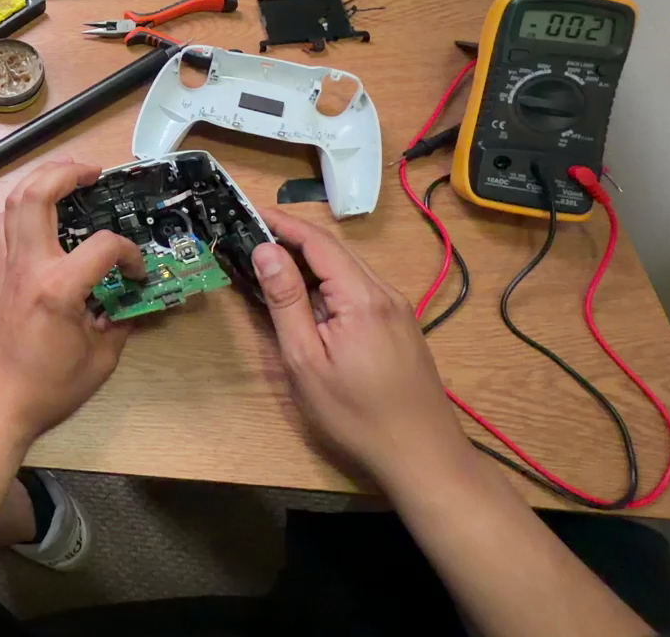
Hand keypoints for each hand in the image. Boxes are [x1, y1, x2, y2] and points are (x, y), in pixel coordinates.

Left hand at [0, 160, 143, 443]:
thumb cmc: (49, 386)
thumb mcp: (101, 359)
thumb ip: (121, 320)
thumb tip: (136, 298)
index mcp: (57, 289)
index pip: (102, 247)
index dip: (129, 255)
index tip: (139, 273)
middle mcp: (28, 266)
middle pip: (37, 196)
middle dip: (66, 174)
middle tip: (93, 172)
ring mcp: (8, 264)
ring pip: (14, 202)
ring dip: (41, 179)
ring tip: (68, 175)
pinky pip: (5, 223)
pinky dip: (22, 204)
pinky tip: (41, 206)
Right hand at [252, 208, 466, 485]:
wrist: (423, 458)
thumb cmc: (355, 413)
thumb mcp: (305, 359)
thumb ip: (285, 301)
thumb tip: (264, 250)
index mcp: (361, 298)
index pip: (317, 241)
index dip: (281, 222)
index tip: (246, 211)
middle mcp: (384, 293)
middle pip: (333, 248)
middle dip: (290, 235)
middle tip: (247, 233)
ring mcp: (396, 309)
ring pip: (345, 266)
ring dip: (306, 257)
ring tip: (266, 261)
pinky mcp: (398, 324)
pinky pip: (356, 285)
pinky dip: (324, 278)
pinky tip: (303, 294)